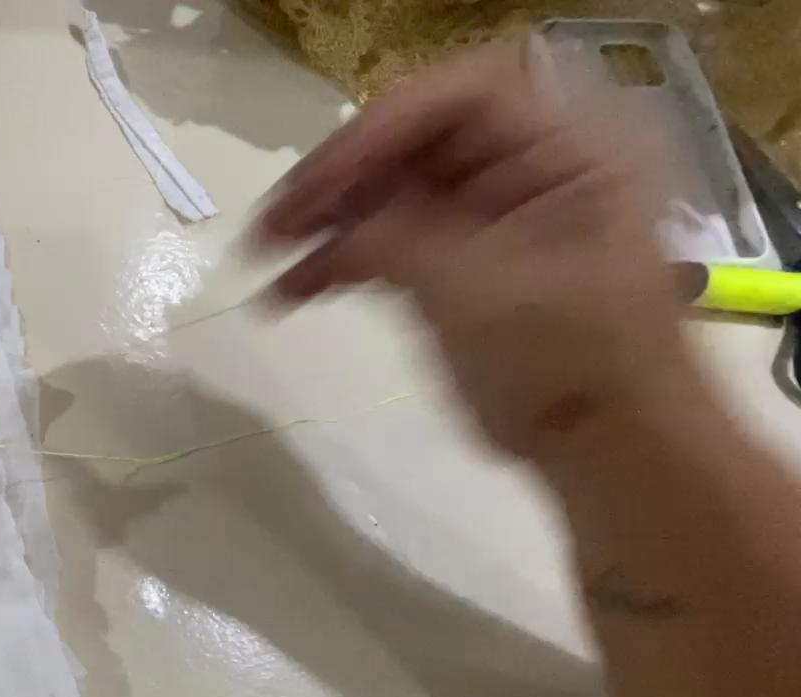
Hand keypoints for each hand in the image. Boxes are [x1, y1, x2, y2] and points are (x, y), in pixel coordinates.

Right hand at [252, 37, 700, 460]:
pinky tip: (284, 294)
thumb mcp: (477, 292)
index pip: (463, 99)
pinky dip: (329, 263)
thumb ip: (400, 239)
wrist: (593, 441)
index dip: (380, 130)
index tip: (314, 187)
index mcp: (568, 149)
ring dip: (318, 223)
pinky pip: (379, 242)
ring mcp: (482, 215)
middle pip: (411, 143)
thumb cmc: (562, 364)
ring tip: (259, 256)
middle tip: (268, 225)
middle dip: (334, 180)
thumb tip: (326, 220)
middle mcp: (525, 167)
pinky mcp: (448, 261)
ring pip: (384, 194)